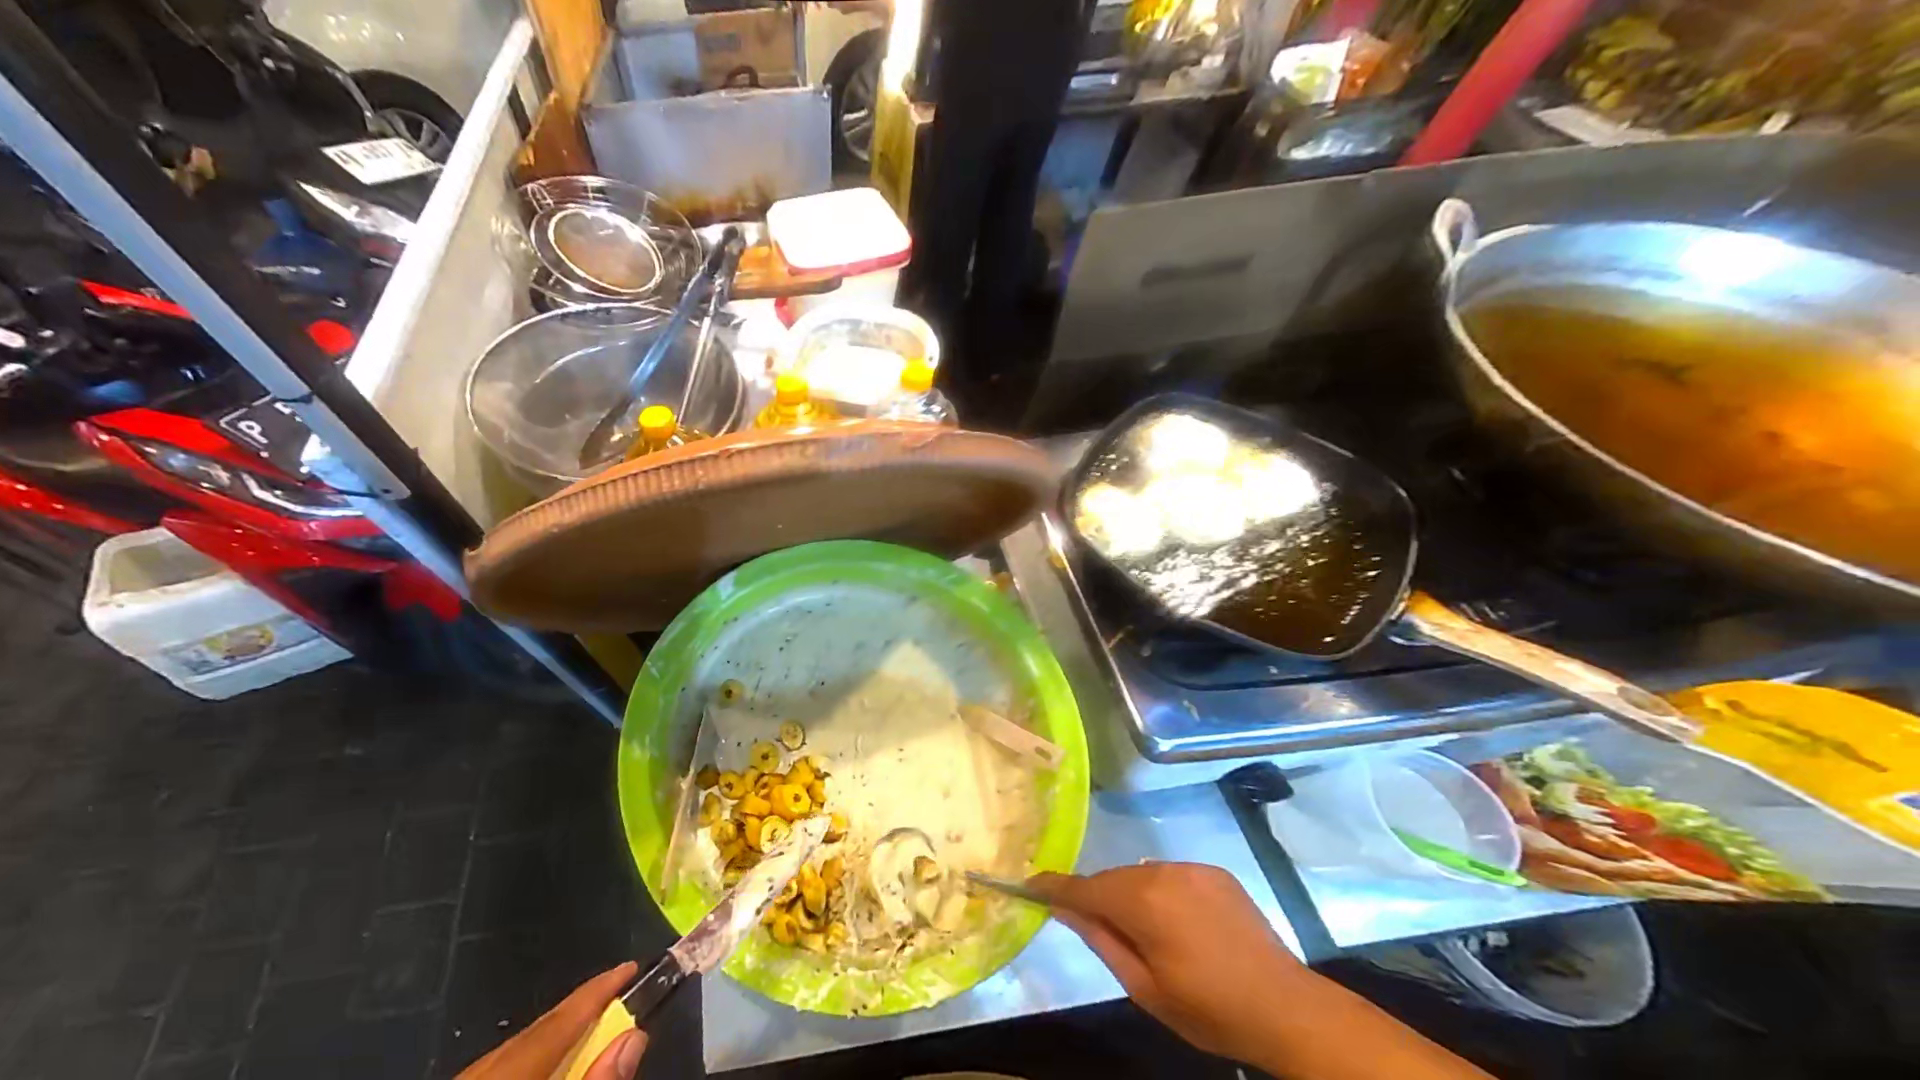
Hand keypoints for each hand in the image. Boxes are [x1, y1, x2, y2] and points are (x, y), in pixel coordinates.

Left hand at [456, 962, 645, 1079]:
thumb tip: (634, 1037)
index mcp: (509, 1071)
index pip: (560, 1019)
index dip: (599, 989)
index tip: (631, 966)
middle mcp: (479, 1069)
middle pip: (535, 1030)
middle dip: (579, 1010)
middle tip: (620, 994)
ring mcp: (463, 1079)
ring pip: (511, 1048)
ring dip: (554, 1035)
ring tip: (589, 1028)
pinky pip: (495, 1066)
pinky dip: (527, 1057)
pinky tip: (543, 1065)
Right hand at [1030, 863, 1489, 1079]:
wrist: (1285, 1007)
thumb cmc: (1208, 1008)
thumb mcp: (1144, 988)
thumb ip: (1101, 940)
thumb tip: (1066, 909)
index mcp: (1144, 902)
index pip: (1085, 887)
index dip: (1054, 886)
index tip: (1028, 883)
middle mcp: (1164, 872)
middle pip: (1113, 879)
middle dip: (1099, 898)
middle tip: (1095, 928)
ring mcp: (1192, 868)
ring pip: (1141, 875)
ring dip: (1131, 896)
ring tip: (1146, 935)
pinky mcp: (1215, 872)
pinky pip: (1170, 876)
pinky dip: (1160, 893)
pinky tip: (1178, 925)